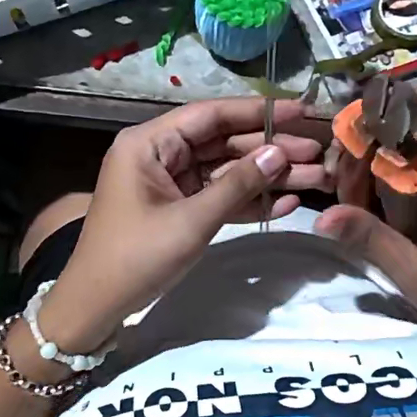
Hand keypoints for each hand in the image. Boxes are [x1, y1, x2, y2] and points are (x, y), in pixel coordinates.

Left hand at [41, 98, 331, 351]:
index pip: (211, 115)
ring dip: (268, 176)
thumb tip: (279, 153)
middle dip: (271, 149)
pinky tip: (287, 202)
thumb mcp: (191, 220)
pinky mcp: (181, 208)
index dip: (258, 112)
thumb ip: (237, 185)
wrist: (98, 305)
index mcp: (150, 143)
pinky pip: (220, 196)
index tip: (300, 111)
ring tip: (317, 177)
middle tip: (318, 153)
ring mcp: (173, 182)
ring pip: (228, 170)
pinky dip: (250, 201)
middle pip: (225, 142)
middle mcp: (162, 154)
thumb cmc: (136, 256)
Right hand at [314, 89, 416, 343]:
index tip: (348, 125)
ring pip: (402, 143)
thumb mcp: (413, 272)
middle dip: (368, 133)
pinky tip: (354, 196)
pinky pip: (402, 166)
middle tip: (337, 162)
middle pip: (410, 122)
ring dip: (368, 153)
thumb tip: (322, 218)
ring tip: (340, 178)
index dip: (390, 106)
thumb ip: (371, 239)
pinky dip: (375, 172)